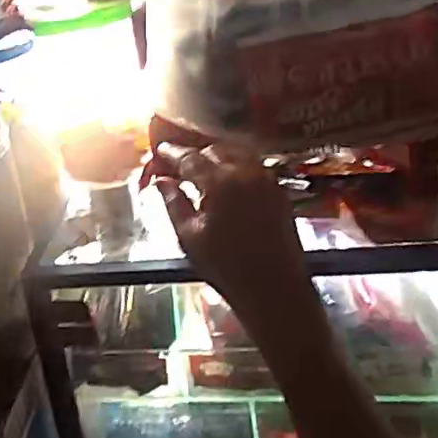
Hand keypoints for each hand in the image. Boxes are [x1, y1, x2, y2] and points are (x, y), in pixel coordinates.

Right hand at [148, 142, 310, 317]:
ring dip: (216, 156)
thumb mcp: (189, 236)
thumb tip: (161, 180)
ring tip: (201, 170)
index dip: (172, 153)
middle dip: (194, 154)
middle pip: (214, 150)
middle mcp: (245, 172)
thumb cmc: (226, 266)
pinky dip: (235, 165)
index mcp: (220, 182)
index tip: (160, 151)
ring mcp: (266, 179)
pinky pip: (253, 165)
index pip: (190, 158)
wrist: (274, 288)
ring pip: (236, 153)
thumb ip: (173, 202)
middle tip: (177, 165)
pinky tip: (226, 179)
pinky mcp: (278, 190)